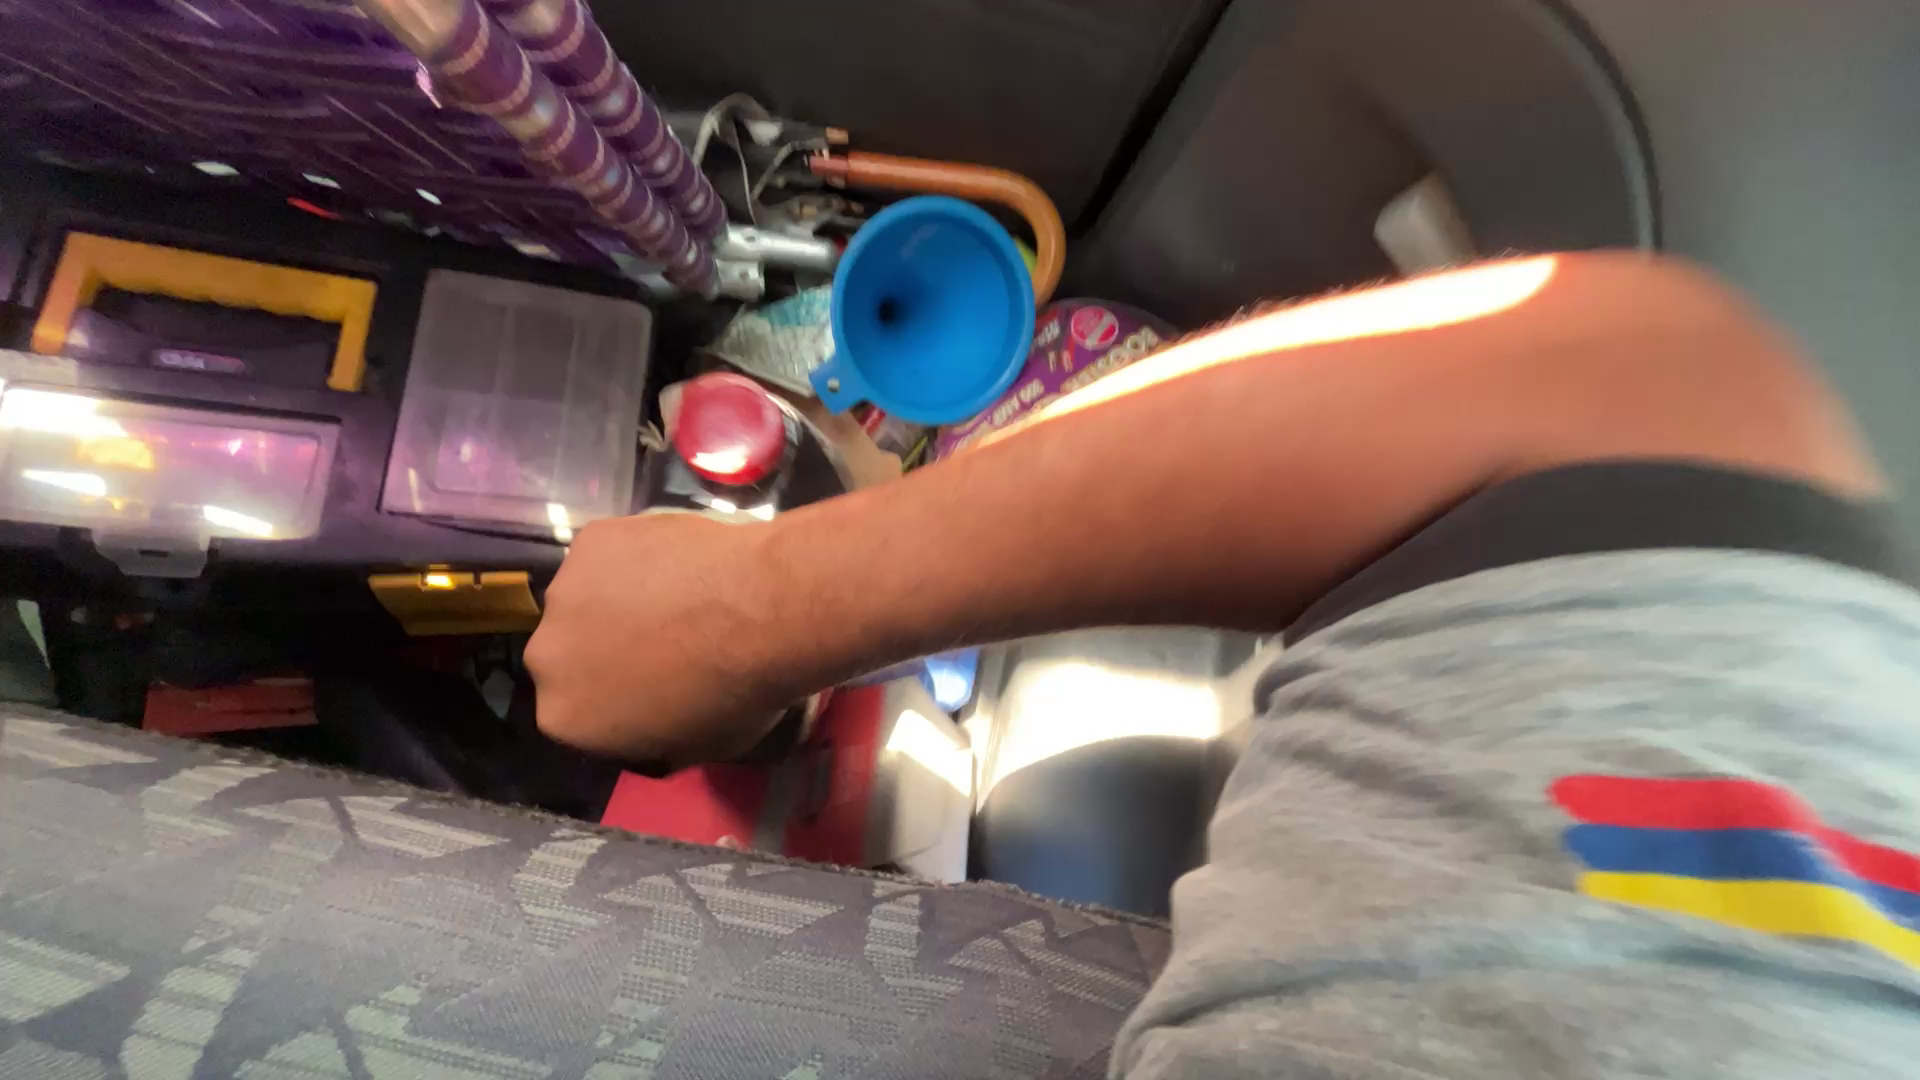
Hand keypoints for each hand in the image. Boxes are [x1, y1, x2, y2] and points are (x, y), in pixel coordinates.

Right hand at [526, 512, 806, 764]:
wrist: (762, 614)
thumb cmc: (738, 694)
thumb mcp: (699, 747)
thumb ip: (658, 739)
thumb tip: (661, 726)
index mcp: (562, 718)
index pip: (579, 712)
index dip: (618, 697)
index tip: (655, 684)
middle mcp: (546, 655)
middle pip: (572, 651)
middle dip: (609, 646)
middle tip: (668, 635)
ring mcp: (565, 589)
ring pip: (588, 595)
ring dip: (621, 596)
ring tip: (679, 592)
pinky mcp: (593, 539)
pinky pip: (611, 549)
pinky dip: (638, 553)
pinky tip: (679, 559)